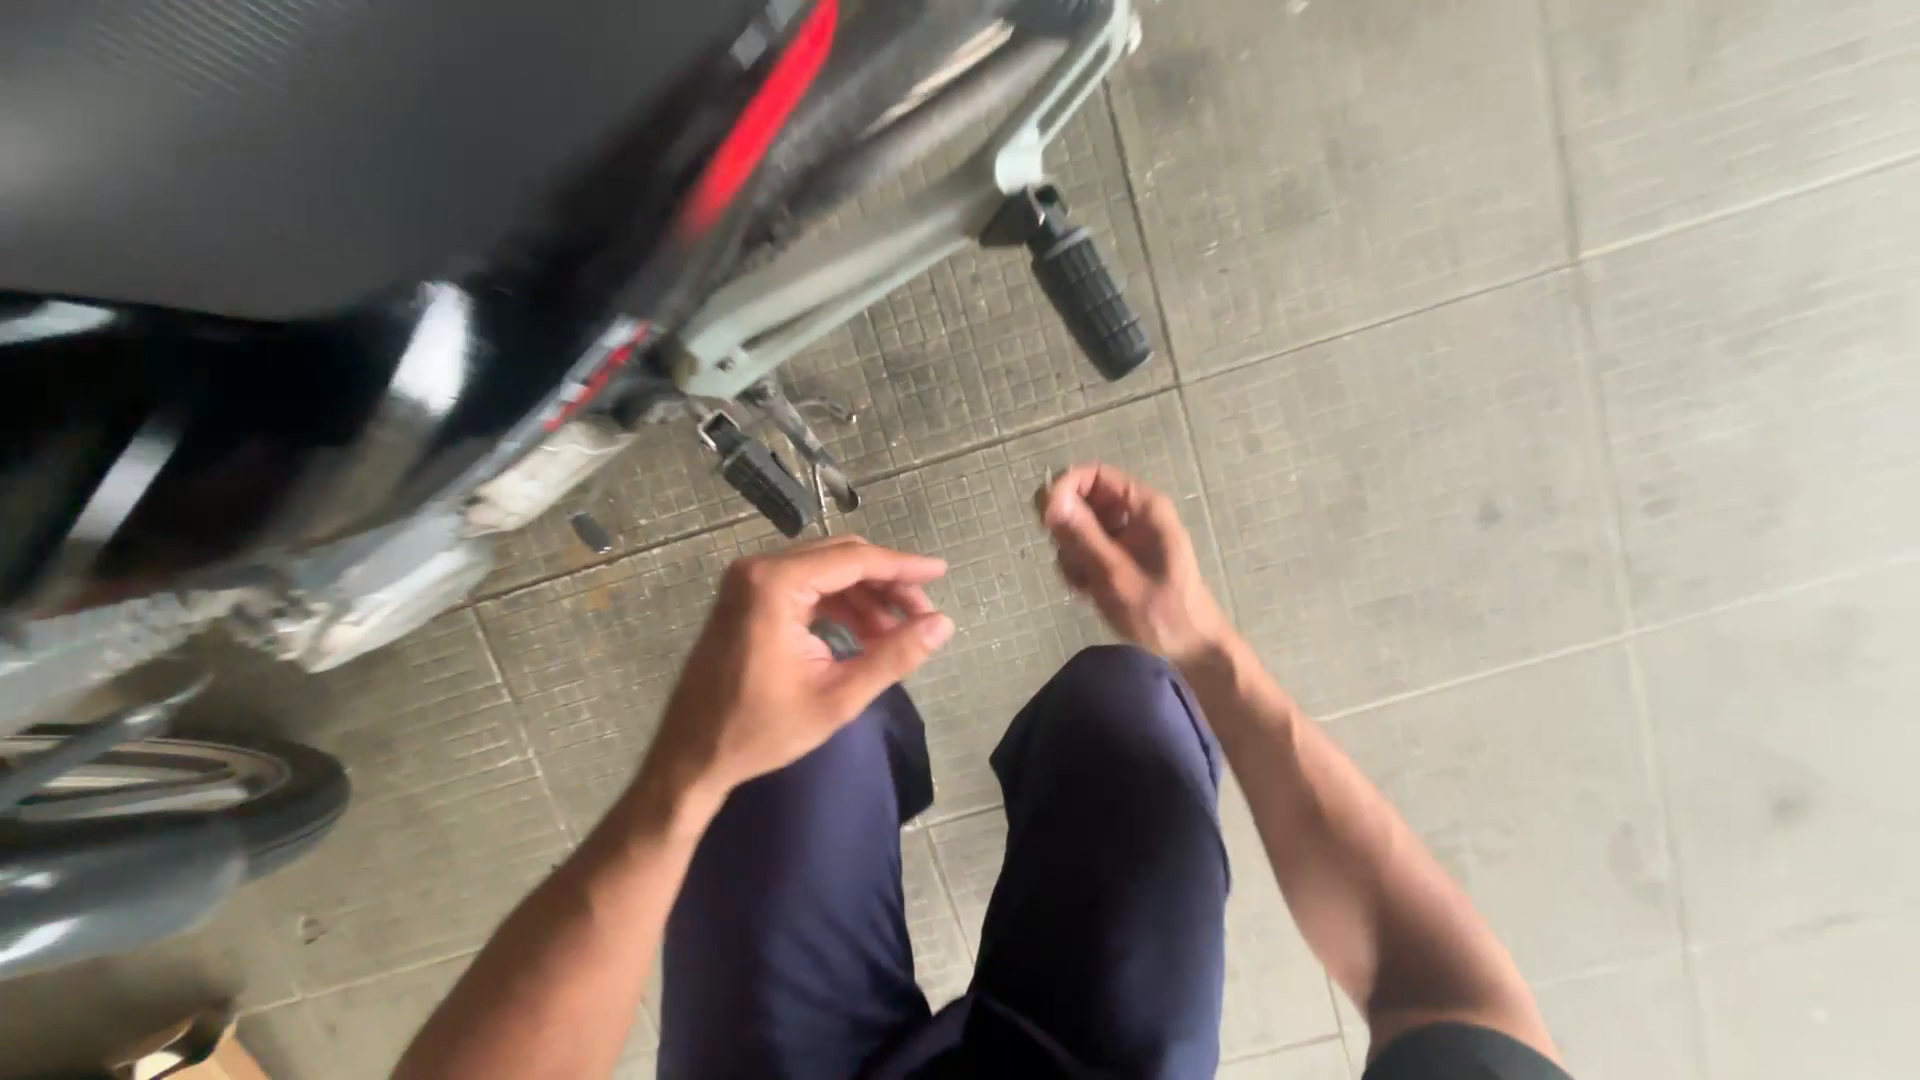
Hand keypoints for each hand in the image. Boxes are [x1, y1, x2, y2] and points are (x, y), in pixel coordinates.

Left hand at [642, 536, 953, 804]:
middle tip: (921, 616)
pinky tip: (863, 637)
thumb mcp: (838, 697)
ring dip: (864, 597)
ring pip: (825, 572)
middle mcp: (759, 569)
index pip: (855, 561)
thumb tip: (943, 624)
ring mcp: (748, 582)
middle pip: (841, 559)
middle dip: (886, 584)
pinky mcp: (746, 599)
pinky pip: (805, 588)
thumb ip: (894, 656)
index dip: (903, 567)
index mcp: (776, 584)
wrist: (691, 756)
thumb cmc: (760, 730)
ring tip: (895, 635)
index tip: (940, 573)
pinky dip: (838, 606)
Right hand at [1038, 464, 1231, 667]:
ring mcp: (1126, 536)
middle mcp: (1134, 514)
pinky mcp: (1119, 556)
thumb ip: (1082, 535)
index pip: (1094, 474)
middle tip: (1073, 560)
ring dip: (1072, 554)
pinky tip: (1088, 590)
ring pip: (1078, 528)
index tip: (1047, 519)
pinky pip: (1085, 549)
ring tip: (1086, 583)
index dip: (1065, 489)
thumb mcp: (1115, 573)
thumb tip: (1048, 499)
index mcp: (1144, 506)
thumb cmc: (1160, 611)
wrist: (1189, 649)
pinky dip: (1079, 567)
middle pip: (1082, 500)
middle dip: (1068, 530)